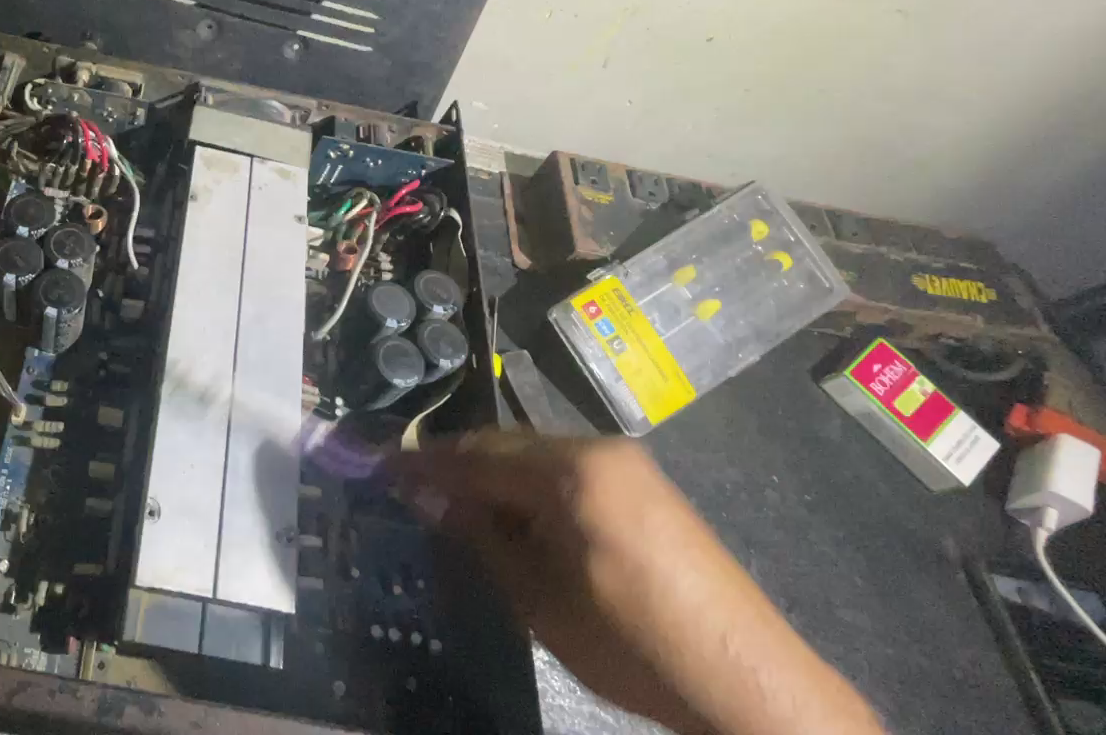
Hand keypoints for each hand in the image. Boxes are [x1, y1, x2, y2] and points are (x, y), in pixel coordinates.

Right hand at [394, 432, 882, 734]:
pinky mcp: (643, 485)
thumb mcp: (536, 594)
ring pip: (533, 455)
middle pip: (503, 445)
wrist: (749, 683)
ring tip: (453, 505)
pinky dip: (528, 486)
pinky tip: (512, 515)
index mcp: (570, 471)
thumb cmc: (631, 642)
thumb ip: (476, 531)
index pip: (474, 455)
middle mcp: (597, 448)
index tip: (379, 466)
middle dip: (454, 465)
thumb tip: (422, 491)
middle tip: (409, 487)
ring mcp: (626, 463)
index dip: (422, 463)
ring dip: (490, 475)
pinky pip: (565, 469)